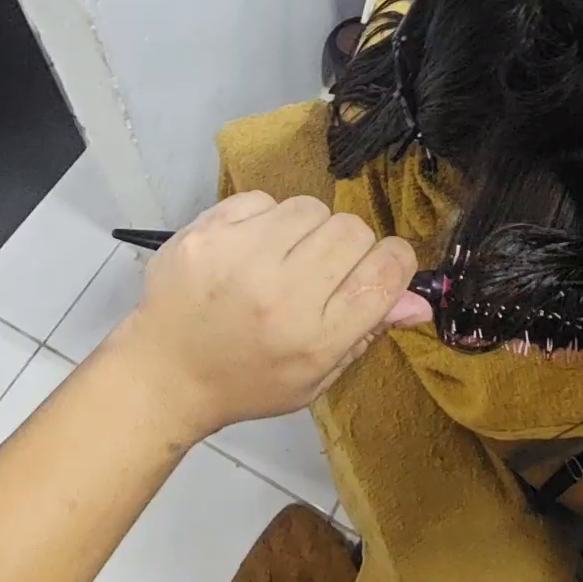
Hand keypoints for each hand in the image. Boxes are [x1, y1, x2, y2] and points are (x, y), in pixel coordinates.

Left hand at [108, 192, 429, 442]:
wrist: (162, 373)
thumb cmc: (247, 383)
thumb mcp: (314, 377)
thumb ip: (367, 333)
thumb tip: (419, 300)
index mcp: (312, 337)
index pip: (384, 274)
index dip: (396, 262)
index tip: (383, 266)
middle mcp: (279, 292)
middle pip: (352, 231)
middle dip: (350, 245)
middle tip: (324, 268)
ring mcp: (239, 255)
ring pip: (310, 207)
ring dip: (308, 228)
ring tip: (284, 255)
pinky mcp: (206, 230)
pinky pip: (263, 198)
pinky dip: (266, 217)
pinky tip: (250, 246)